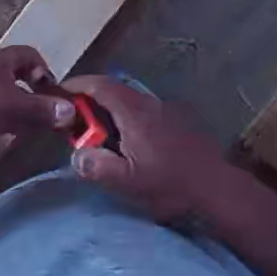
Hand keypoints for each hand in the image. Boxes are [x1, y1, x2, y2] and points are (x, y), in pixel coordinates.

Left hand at [0, 47, 75, 166]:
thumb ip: (43, 108)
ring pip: (7, 96)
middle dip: (35, 95)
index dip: (45, 70)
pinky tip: (11, 136)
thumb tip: (71, 110)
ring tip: (32, 129)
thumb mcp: (13, 108)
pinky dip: (7, 121)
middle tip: (47, 116)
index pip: (28, 54)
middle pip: (19, 77)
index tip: (53, 93)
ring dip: (22, 111)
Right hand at [62, 75, 233, 220]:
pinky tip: (122, 142)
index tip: (58, 93)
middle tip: (72, 119)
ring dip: (107, 110)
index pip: (99, 85)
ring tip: (93, 133)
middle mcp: (149, 104)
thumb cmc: (170, 184)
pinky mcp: (175, 124)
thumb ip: (95, 166)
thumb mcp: (126, 182)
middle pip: (112, 89)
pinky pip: (140, 111)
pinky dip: (122, 118)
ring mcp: (165, 112)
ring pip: (127, 101)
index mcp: (134, 112)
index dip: (76, 85)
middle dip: (88, 100)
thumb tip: (76, 155)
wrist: (218, 191)